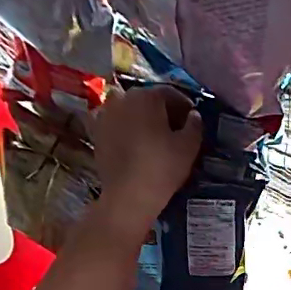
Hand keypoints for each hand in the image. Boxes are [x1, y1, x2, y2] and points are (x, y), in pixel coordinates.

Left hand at [86, 86, 202, 241]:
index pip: (171, 93)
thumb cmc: (162, 167)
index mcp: (147, 96)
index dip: (184, 106)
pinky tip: (131, 142)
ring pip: (128, 110)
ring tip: (151, 136)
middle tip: (174, 129)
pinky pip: (113, 124)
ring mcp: (105, 115)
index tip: (192, 120)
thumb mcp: (189, 146)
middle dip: (162, 111)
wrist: (128, 196)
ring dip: (140, 118)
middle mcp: (123, 98)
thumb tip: (193, 115)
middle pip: (148, 100)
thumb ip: (195, 124)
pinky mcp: (95, 133)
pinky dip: (122, 128)